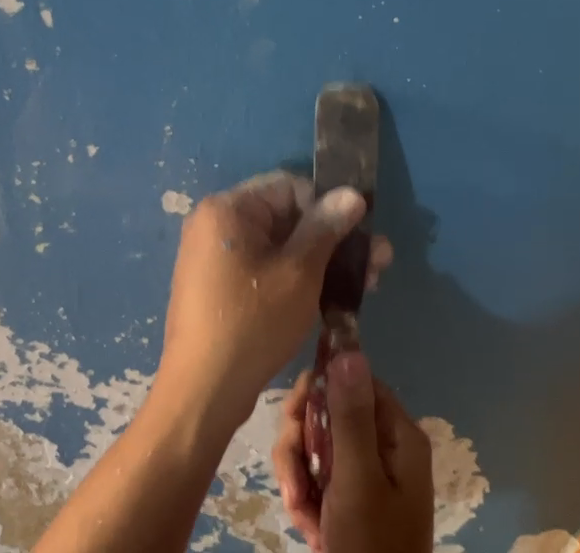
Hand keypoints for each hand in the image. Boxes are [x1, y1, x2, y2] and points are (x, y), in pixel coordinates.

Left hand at [155, 172, 391, 425]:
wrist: (202, 391)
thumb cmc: (252, 324)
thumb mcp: (299, 273)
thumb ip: (326, 228)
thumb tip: (351, 194)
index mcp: (227, 208)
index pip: (288, 187)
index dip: (328, 207)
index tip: (360, 235)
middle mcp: (215, 222)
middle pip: (285, 216)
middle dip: (332, 238)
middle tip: (376, 265)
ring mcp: (213, 255)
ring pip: (278, 245)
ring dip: (320, 261)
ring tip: (364, 284)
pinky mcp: (218, 284)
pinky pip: (263, 266)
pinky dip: (295, 277)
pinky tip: (329, 297)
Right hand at [273, 353, 432, 552]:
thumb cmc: (371, 544)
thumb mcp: (357, 479)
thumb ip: (350, 416)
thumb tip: (349, 347)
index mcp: (397, 435)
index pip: (353, 381)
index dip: (320, 391)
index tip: (295, 415)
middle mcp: (384, 447)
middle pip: (328, 413)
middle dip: (302, 443)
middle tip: (295, 475)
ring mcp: (365, 473)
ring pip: (315, 446)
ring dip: (299, 478)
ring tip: (305, 513)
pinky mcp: (348, 498)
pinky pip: (315, 477)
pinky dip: (305, 499)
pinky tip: (311, 526)